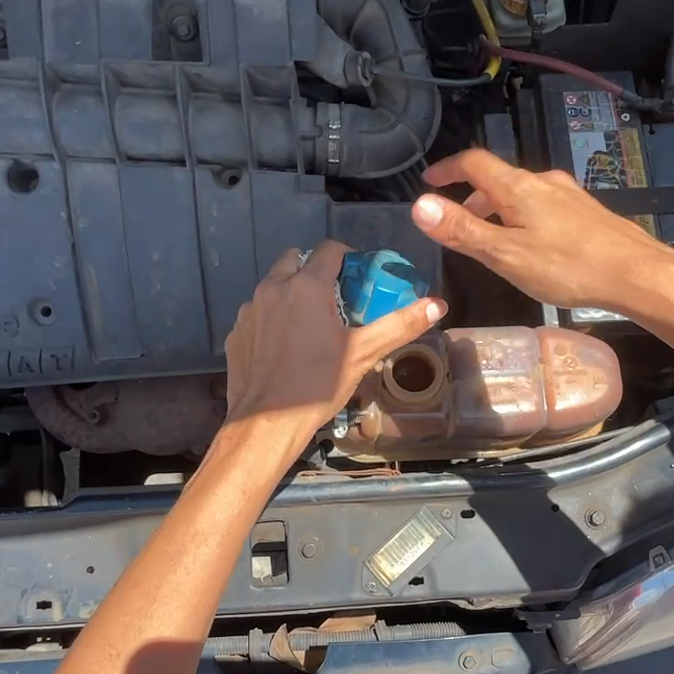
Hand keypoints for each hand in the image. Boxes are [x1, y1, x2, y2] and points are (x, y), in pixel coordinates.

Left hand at [221, 240, 444, 440]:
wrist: (266, 423)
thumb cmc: (318, 384)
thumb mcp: (363, 354)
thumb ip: (400, 324)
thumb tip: (438, 304)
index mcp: (306, 286)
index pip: (329, 250)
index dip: (348, 258)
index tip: (359, 279)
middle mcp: (274, 288)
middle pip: (295, 259)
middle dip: (315, 270)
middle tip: (335, 298)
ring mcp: (249, 310)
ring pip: (274, 285)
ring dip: (292, 293)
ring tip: (310, 324)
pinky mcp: (236, 332)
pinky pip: (258, 312)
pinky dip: (273, 318)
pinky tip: (285, 346)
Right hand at [411, 149, 673, 310]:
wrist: (635, 273)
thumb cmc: (566, 266)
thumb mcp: (505, 254)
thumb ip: (462, 231)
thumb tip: (419, 204)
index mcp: (518, 188)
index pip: (473, 163)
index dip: (447, 169)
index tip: (428, 181)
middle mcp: (543, 182)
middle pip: (498, 178)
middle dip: (470, 195)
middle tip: (454, 222)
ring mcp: (568, 195)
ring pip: (521, 193)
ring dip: (497, 208)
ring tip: (489, 238)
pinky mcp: (585, 212)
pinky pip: (542, 205)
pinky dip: (521, 216)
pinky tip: (530, 245)